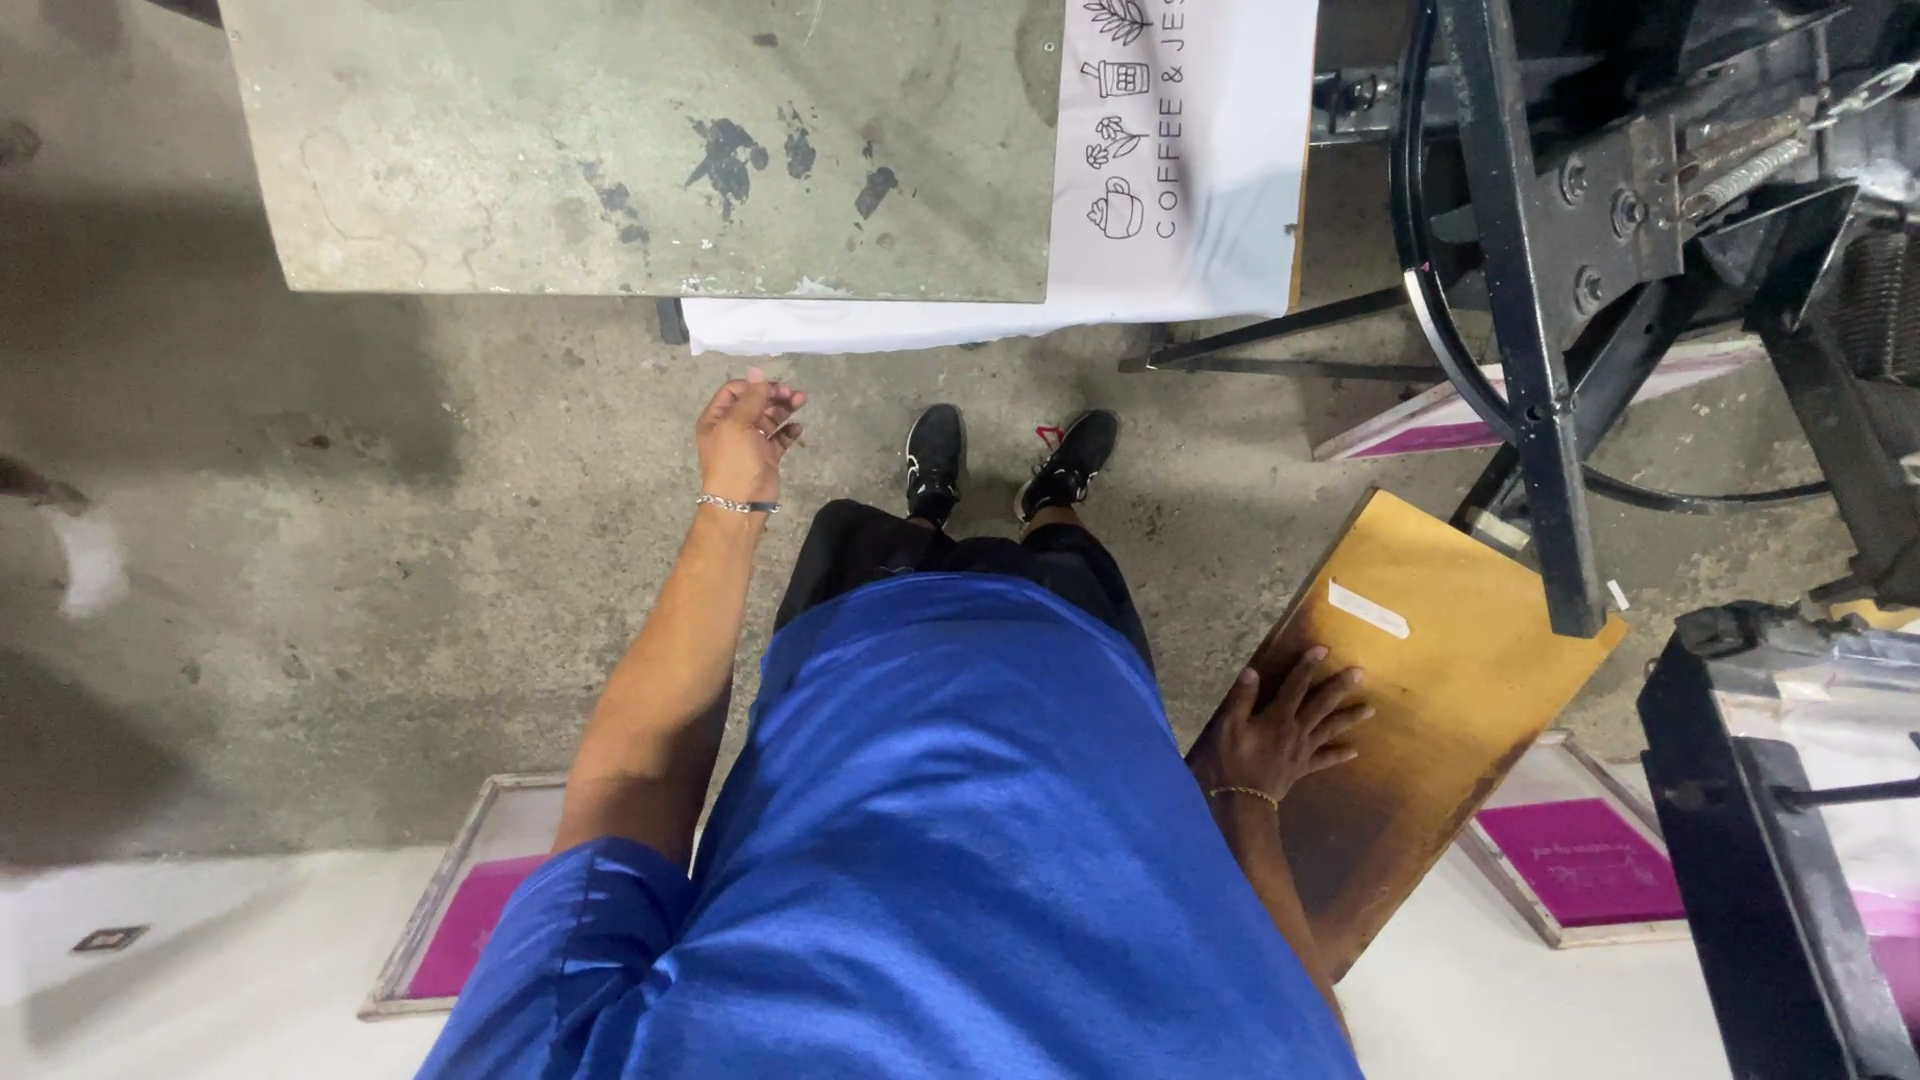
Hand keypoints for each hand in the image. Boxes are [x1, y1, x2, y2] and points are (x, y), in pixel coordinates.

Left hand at [696, 368, 805, 504]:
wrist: (741, 504)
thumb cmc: (734, 462)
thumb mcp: (737, 425)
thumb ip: (751, 398)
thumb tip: (758, 371)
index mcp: (717, 418)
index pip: (735, 391)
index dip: (754, 385)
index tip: (773, 386)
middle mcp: (732, 427)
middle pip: (755, 402)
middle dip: (773, 395)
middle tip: (793, 393)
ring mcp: (751, 442)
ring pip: (769, 418)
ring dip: (785, 409)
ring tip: (801, 401)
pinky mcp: (767, 456)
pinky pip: (779, 438)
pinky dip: (788, 430)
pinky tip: (797, 427)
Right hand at [1188, 647, 1373, 803]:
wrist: (1245, 799)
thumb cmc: (1233, 759)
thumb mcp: (1229, 725)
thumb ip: (1242, 698)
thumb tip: (1253, 671)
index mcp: (1278, 717)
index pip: (1295, 686)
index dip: (1307, 667)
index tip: (1323, 650)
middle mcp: (1296, 729)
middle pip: (1321, 704)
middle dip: (1340, 687)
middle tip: (1360, 673)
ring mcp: (1303, 750)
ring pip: (1330, 729)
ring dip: (1350, 717)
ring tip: (1370, 709)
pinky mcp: (1303, 767)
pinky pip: (1325, 759)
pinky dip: (1339, 754)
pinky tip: (1354, 750)